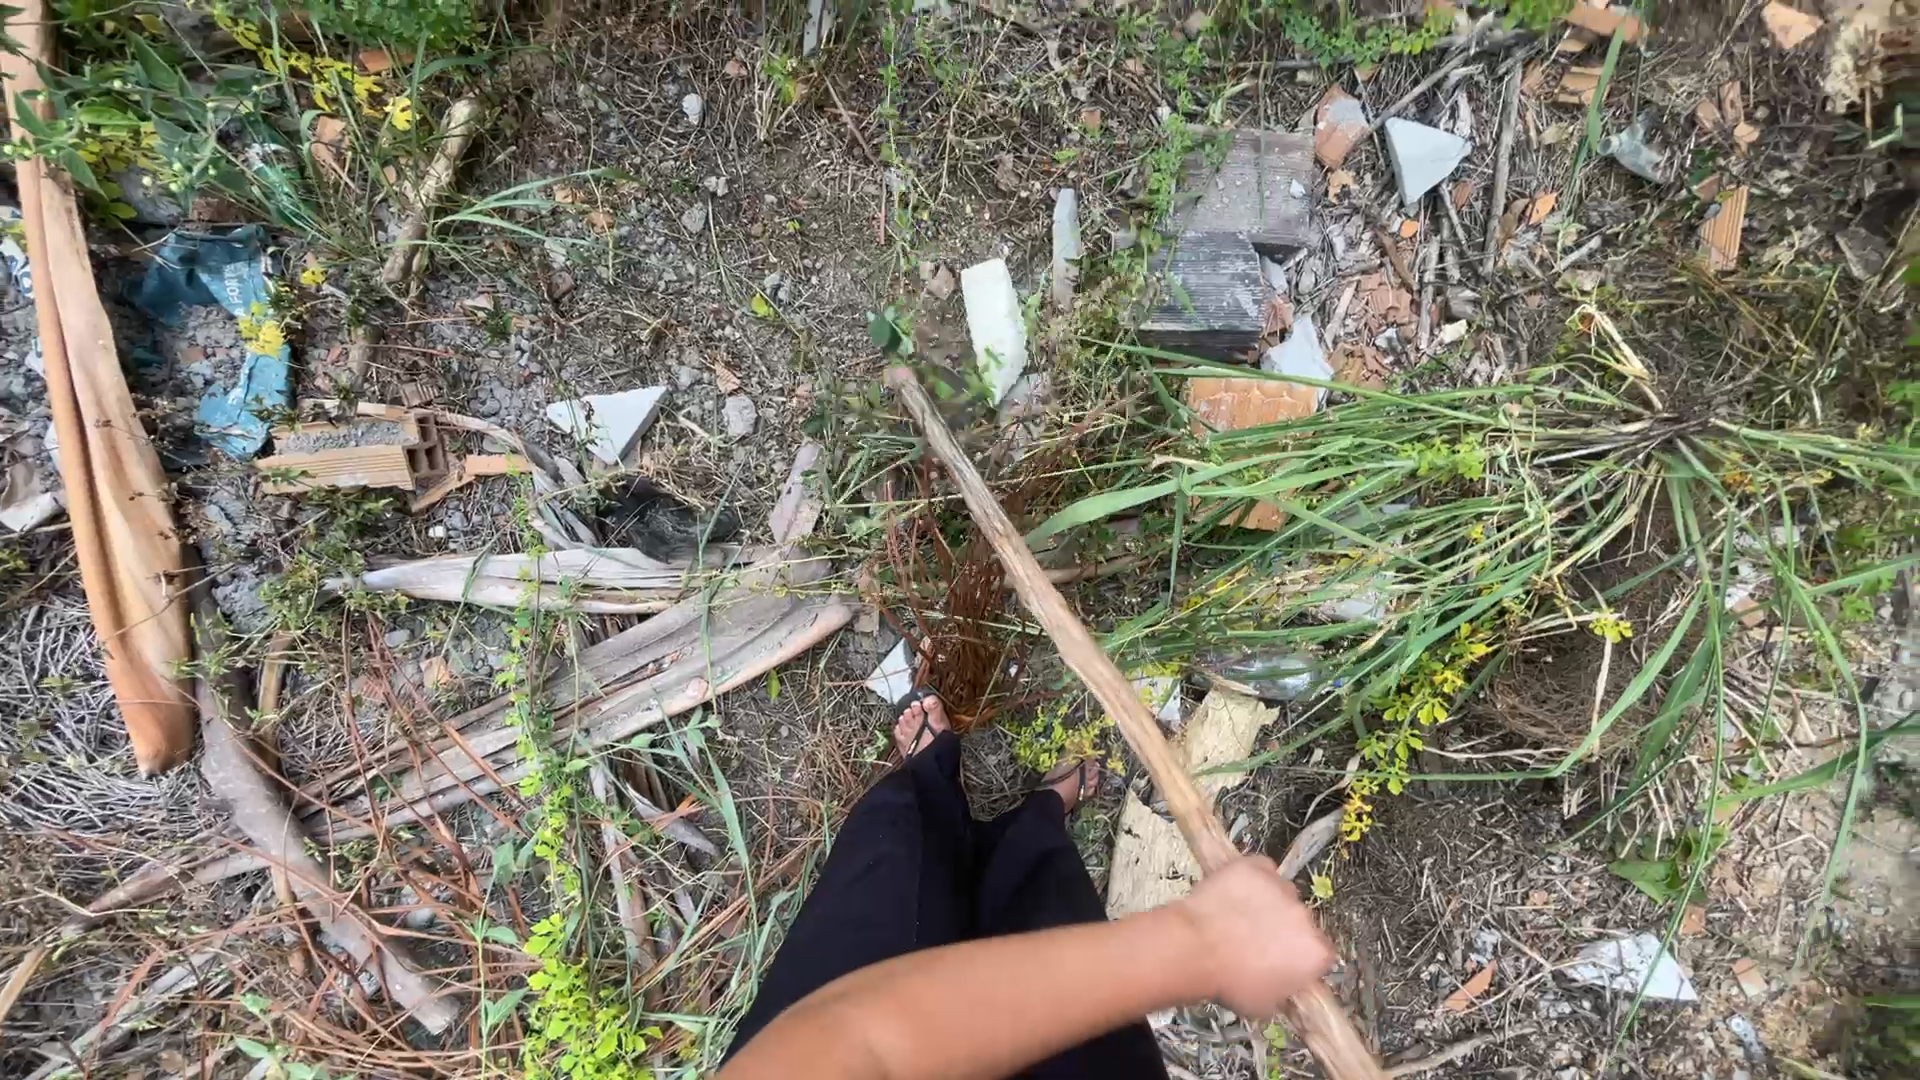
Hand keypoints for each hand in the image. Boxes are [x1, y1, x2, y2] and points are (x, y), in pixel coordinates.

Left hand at [1174, 855, 1334, 1017]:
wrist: (1196, 946)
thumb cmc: (1230, 980)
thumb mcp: (1268, 1004)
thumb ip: (1287, 987)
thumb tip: (1284, 978)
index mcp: (1315, 953)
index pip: (1320, 951)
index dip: (1300, 953)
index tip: (1285, 955)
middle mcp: (1304, 916)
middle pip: (1300, 919)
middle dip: (1283, 926)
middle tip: (1256, 934)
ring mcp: (1279, 887)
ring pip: (1281, 890)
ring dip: (1268, 899)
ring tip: (1240, 910)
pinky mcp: (1254, 866)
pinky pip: (1260, 867)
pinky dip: (1252, 875)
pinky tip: (1236, 888)